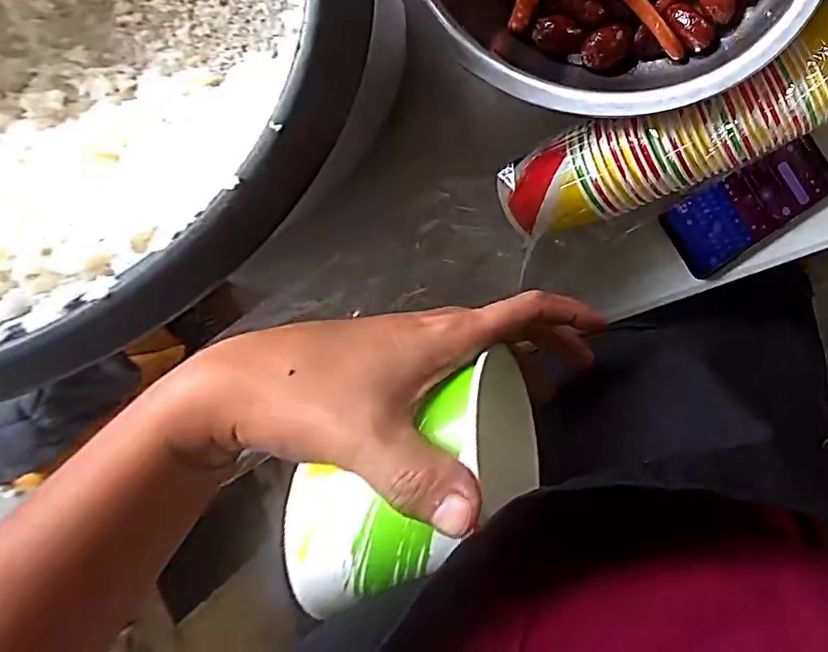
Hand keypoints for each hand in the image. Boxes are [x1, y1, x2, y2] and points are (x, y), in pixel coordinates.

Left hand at [152, 291, 604, 537]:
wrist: (229, 384)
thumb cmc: (310, 394)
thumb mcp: (370, 439)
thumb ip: (421, 478)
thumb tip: (477, 518)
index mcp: (449, 333)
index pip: (526, 309)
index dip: (567, 315)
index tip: (598, 327)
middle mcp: (437, 327)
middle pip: (512, 323)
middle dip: (552, 341)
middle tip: (577, 369)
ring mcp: (410, 339)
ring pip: (482, 338)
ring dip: (518, 355)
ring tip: (533, 390)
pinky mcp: (386, 356)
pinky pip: (455, 352)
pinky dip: (483, 367)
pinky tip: (461, 402)